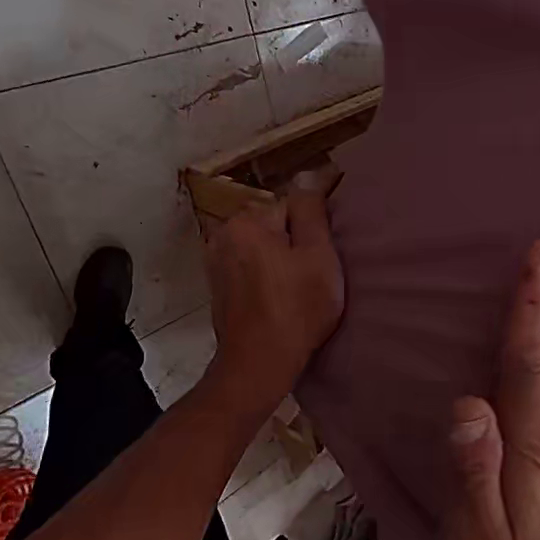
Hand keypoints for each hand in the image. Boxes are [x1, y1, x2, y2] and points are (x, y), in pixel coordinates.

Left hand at [203, 177, 344, 403]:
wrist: (259, 365)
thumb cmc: (298, 308)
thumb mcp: (318, 255)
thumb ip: (312, 211)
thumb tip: (307, 174)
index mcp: (247, 222)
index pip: (293, 206)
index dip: (314, 229)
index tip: (323, 255)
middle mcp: (223, 235)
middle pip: (275, 224)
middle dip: (294, 242)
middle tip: (313, 274)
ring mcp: (216, 262)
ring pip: (262, 246)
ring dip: (280, 259)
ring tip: (297, 287)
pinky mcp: (217, 287)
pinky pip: (250, 266)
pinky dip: (265, 274)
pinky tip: (279, 296)